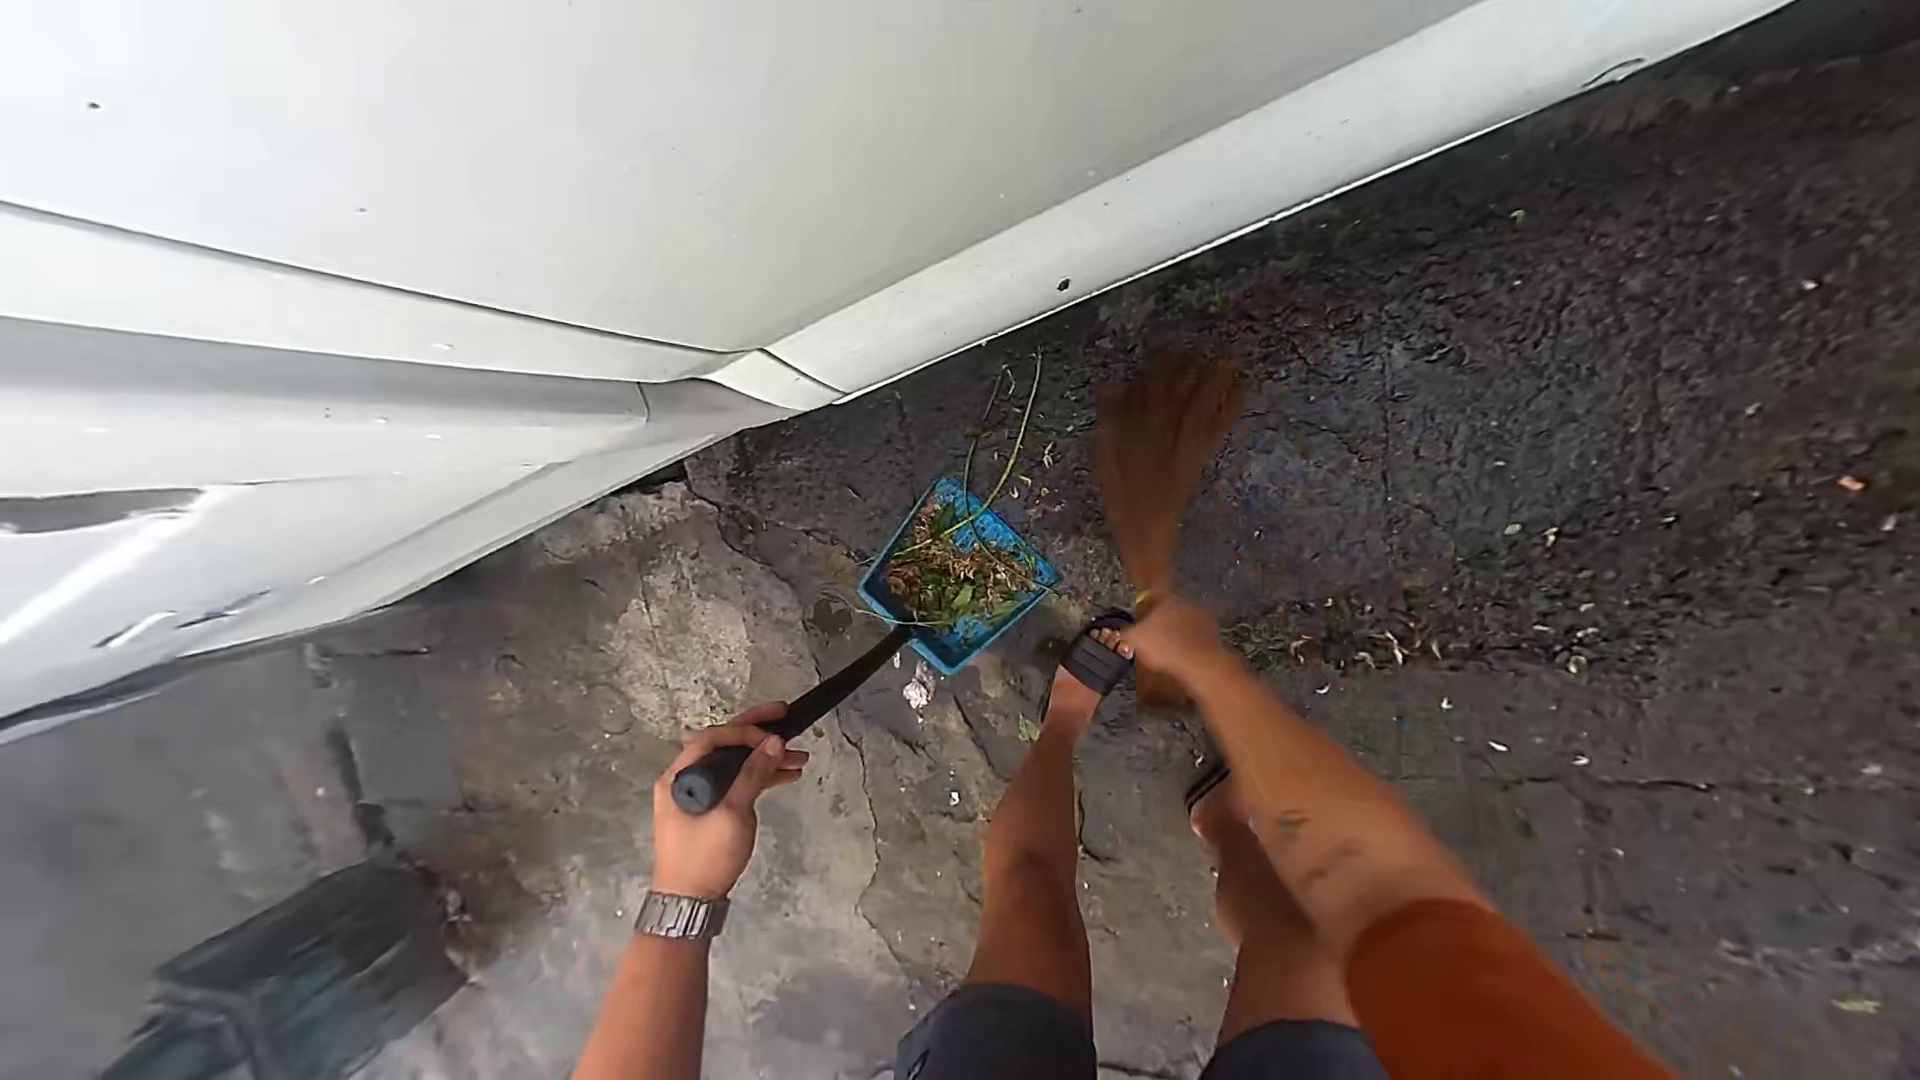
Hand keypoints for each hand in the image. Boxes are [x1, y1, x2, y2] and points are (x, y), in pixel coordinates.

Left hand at [649, 703, 809, 899]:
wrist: (689, 906)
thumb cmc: (705, 857)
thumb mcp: (733, 813)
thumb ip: (753, 774)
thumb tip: (774, 741)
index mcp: (679, 776)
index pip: (714, 737)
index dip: (745, 729)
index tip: (773, 733)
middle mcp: (686, 780)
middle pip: (726, 745)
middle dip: (760, 734)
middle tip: (787, 717)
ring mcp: (698, 795)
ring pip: (736, 764)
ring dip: (766, 758)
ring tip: (800, 757)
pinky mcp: (711, 809)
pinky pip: (738, 781)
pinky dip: (761, 776)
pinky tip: (786, 775)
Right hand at [1120, 594, 1232, 682]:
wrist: (1200, 662)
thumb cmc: (1164, 646)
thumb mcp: (1135, 640)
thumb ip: (1124, 632)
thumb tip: (1118, 630)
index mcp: (1164, 599)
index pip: (1150, 596)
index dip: (1142, 608)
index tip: (1139, 619)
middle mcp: (1183, 601)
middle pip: (1167, 607)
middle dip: (1160, 619)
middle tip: (1152, 635)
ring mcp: (1201, 615)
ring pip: (1183, 619)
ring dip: (1176, 629)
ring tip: (1168, 647)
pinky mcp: (1213, 630)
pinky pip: (1195, 632)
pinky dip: (1189, 639)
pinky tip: (1183, 652)